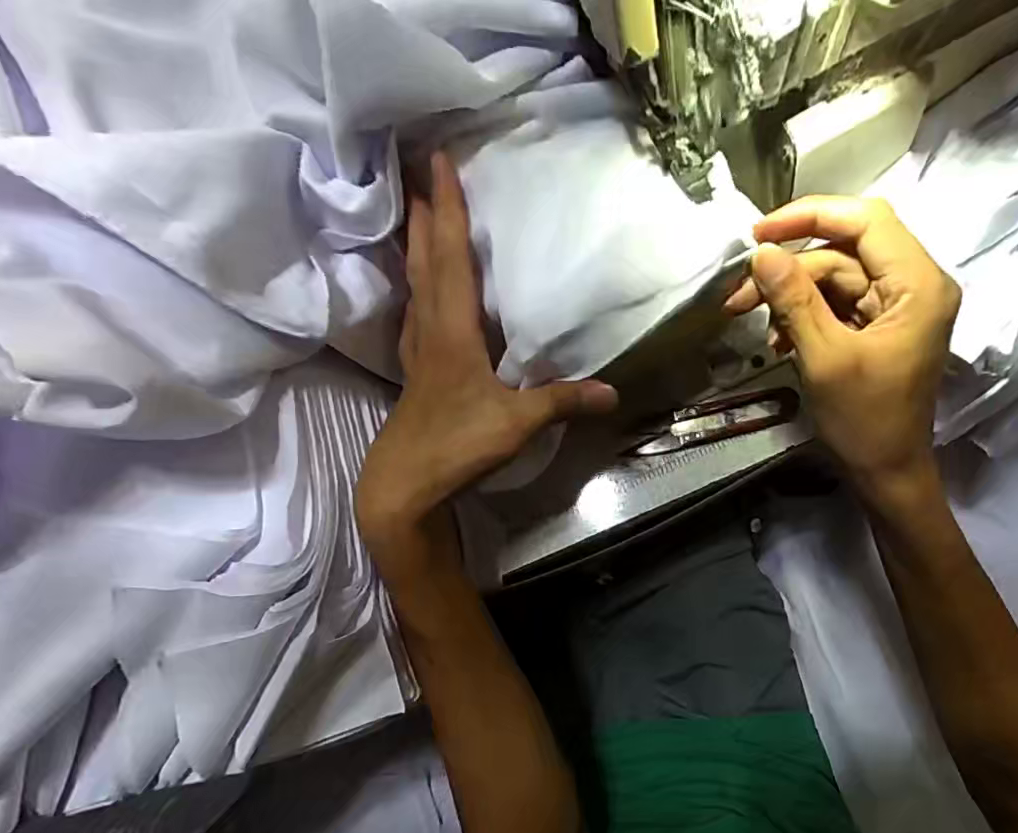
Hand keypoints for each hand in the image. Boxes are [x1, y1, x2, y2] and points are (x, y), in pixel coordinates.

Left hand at [356, 151, 618, 571]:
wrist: (405, 484)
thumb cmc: (457, 446)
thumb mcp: (517, 424)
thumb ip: (562, 403)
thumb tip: (612, 393)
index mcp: (452, 333)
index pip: (450, 259)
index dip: (447, 210)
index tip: (439, 161)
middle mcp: (430, 333)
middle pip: (425, 263)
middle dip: (425, 217)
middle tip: (422, 176)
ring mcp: (417, 354)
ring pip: (414, 288)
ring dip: (416, 249)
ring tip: (418, 221)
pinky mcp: (415, 375)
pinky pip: (414, 317)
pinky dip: (417, 293)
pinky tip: (421, 298)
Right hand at [724, 196, 959, 496]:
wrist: (886, 474)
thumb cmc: (865, 422)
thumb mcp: (824, 358)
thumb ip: (794, 300)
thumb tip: (761, 254)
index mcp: (918, 285)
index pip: (866, 220)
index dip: (810, 216)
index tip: (759, 234)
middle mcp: (915, 285)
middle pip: (846, 249)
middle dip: (790, 268)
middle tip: (740, 293)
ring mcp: (897, 308)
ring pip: (836, 277)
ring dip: (791, 296)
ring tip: (754, 324)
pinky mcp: (880, 328)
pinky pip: (838, 304)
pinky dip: (805, 315)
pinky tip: (778, 340)